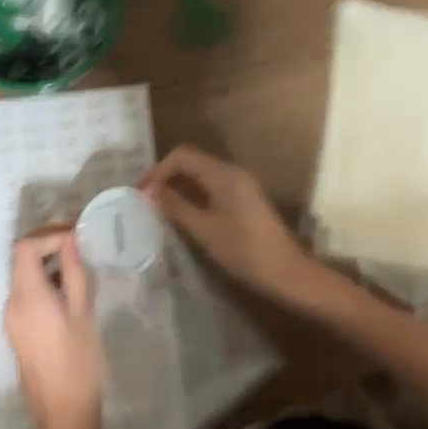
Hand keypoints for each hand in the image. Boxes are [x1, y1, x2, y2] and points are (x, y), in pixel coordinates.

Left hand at [4, 229, 103, 428]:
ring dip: (47, 261)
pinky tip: (69, 286)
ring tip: (79, 260)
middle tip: (79, 240)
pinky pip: (27, 292)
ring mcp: (12, 318)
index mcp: (27, 297)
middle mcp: (12, 303)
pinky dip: (45, 279)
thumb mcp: (83, 313)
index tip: (76, 233)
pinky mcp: (18, 330)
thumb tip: (70, 240)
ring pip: (24, 275)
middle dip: (48, 243)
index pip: (25, 248)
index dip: (49, 234)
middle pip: (21, 258)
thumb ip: (74, 273)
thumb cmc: (79, 363)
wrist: (63, 415)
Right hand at [142, 145, 321, 302]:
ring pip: (201, 174)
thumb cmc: (244, 251)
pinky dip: (193, 194)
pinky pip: (211, 186)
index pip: (182, 155)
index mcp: (223, 174)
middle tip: (144, 198)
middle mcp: (232, 172)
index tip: (140, 192)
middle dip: (166, 176)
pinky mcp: (244, 199)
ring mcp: (240, 185)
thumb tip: (150, 191)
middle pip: (191, 161)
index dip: (158, 170)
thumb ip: (176, 207)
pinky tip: (182, 213)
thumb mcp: (205, 230)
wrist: (287, 273)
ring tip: (157, 206)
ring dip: (179, 185)